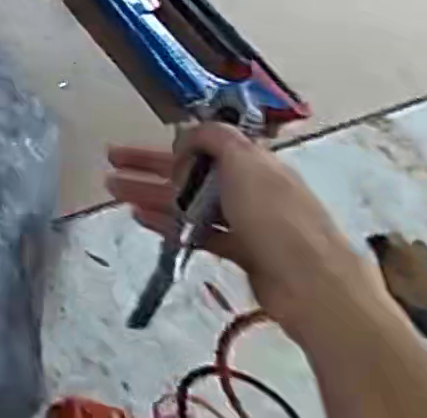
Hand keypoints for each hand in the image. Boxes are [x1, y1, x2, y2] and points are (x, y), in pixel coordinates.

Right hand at [105, 123, 383, 340]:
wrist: (315, 288)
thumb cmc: (276, 216)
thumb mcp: (244, 160)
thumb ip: (212, 138)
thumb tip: (187, 138)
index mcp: (253, 162)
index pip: (204, 144)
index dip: (169, 142)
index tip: (141, 142)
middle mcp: (248, 187)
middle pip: (189, 171)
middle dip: (148, 165)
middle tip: (111, 161)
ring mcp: (244, 221)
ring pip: (187, 200)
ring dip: (149, 192)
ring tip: (112, 189)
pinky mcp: (240, 252)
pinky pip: (194, 230)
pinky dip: (166, 222)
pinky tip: (140, 217)